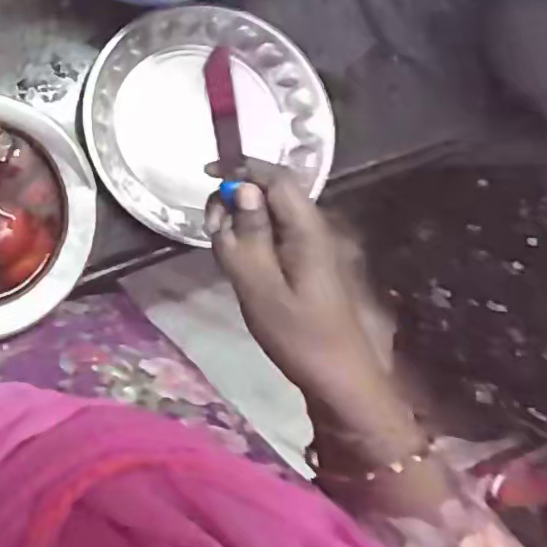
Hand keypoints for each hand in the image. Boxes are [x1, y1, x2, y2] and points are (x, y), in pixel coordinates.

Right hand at [204, 159, 395, 418]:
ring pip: (269, 212)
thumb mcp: (261, 286)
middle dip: (235, 197)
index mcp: (306, 229)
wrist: (339, 379)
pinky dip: (251, 236)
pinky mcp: (306, 261)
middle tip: (212, 227)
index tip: (207, 173)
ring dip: (241, 219)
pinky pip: (274, 233)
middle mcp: (312, 228)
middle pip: (270, 191)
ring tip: (223, 248)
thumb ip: (248, 235)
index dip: (241, 167)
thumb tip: (241, 189)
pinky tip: (239, 261)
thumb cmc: (299, 335)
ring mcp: (311, 244)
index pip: (275, 178)